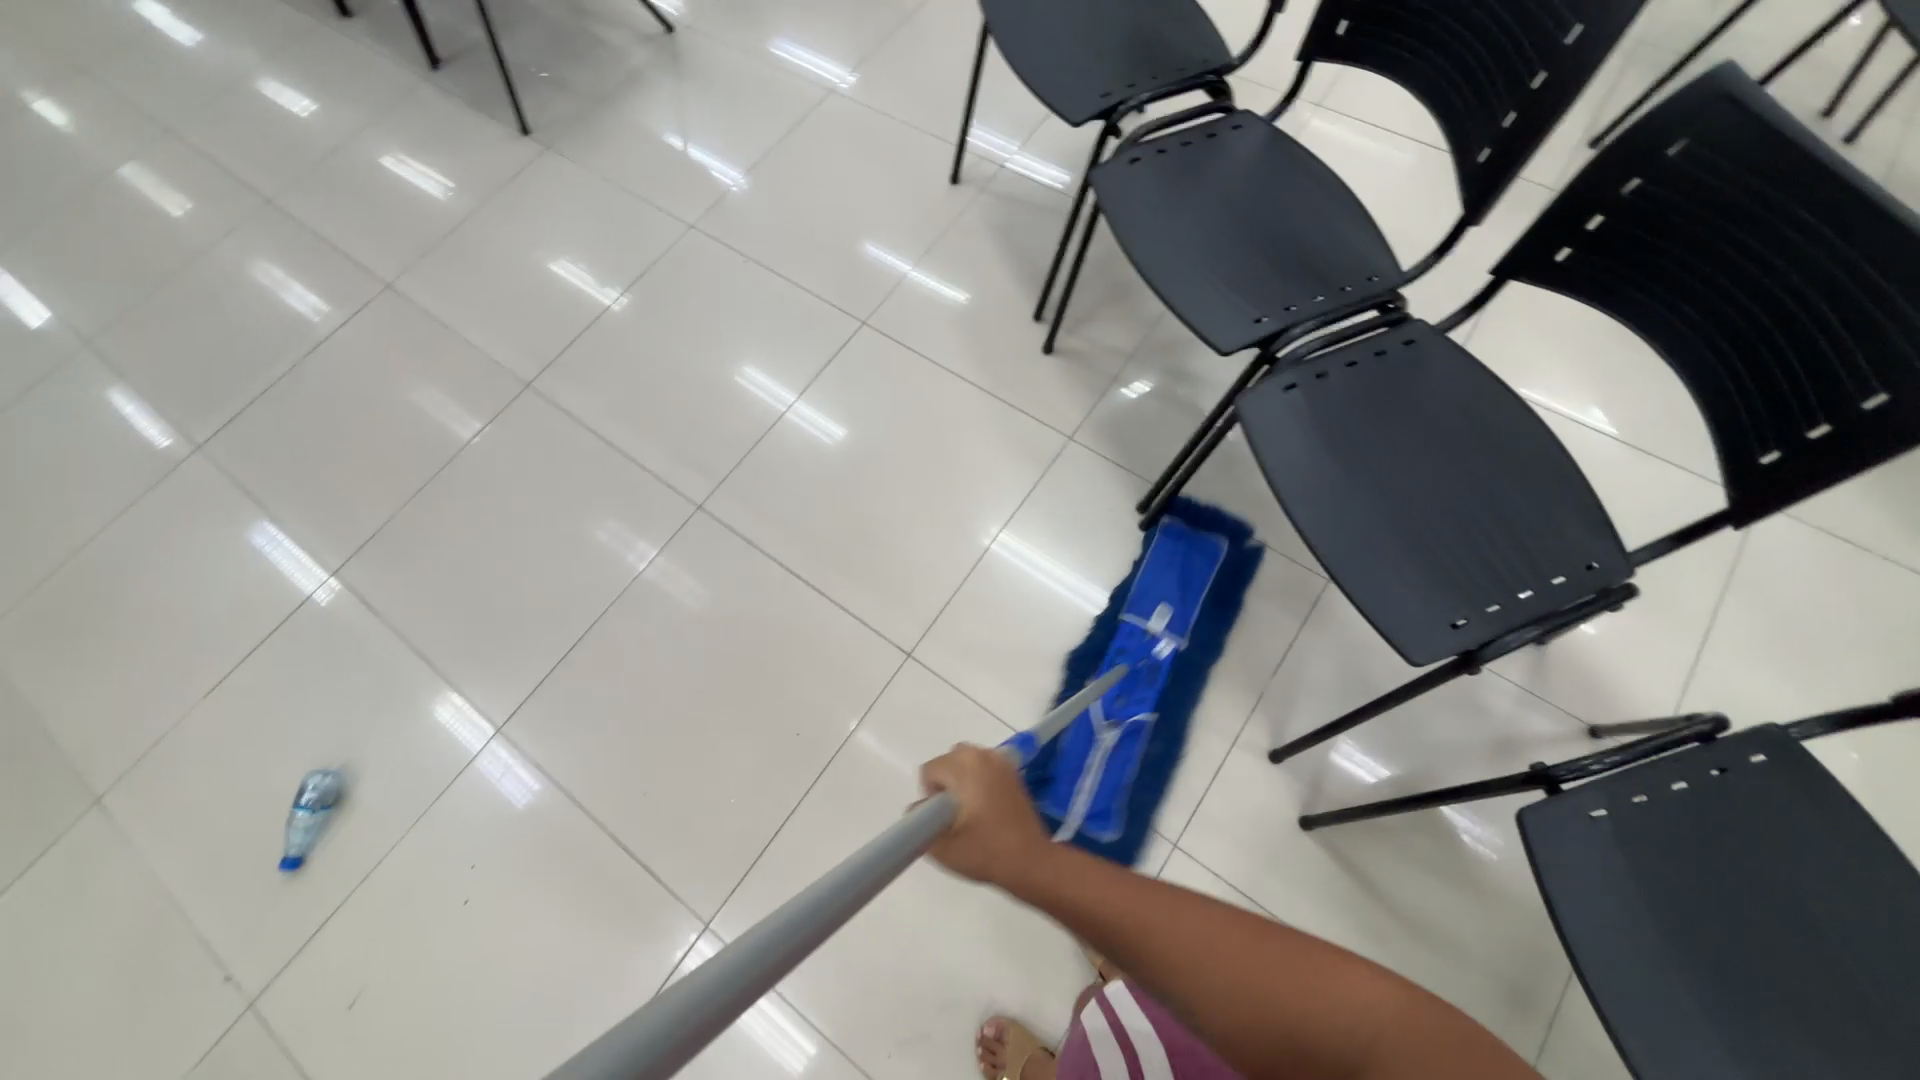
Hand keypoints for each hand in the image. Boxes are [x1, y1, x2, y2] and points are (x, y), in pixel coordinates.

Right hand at [919, 743, 1052, 887]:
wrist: (1031, 862)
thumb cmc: (985, 852)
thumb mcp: (942, 845)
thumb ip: (919, 823)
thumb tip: (918, 809)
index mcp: (965, 766)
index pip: (930, 770)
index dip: (931, 796)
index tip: (944, 818)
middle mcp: (983, 755)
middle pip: (949, 761)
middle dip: (946, 784)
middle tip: (955, 815)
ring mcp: (1002, 762)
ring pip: (967, 762)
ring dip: (962, 780)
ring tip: (971, 811)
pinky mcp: (1014, 773)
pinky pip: (985, 768)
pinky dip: (979, 781)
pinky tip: (987, 808)